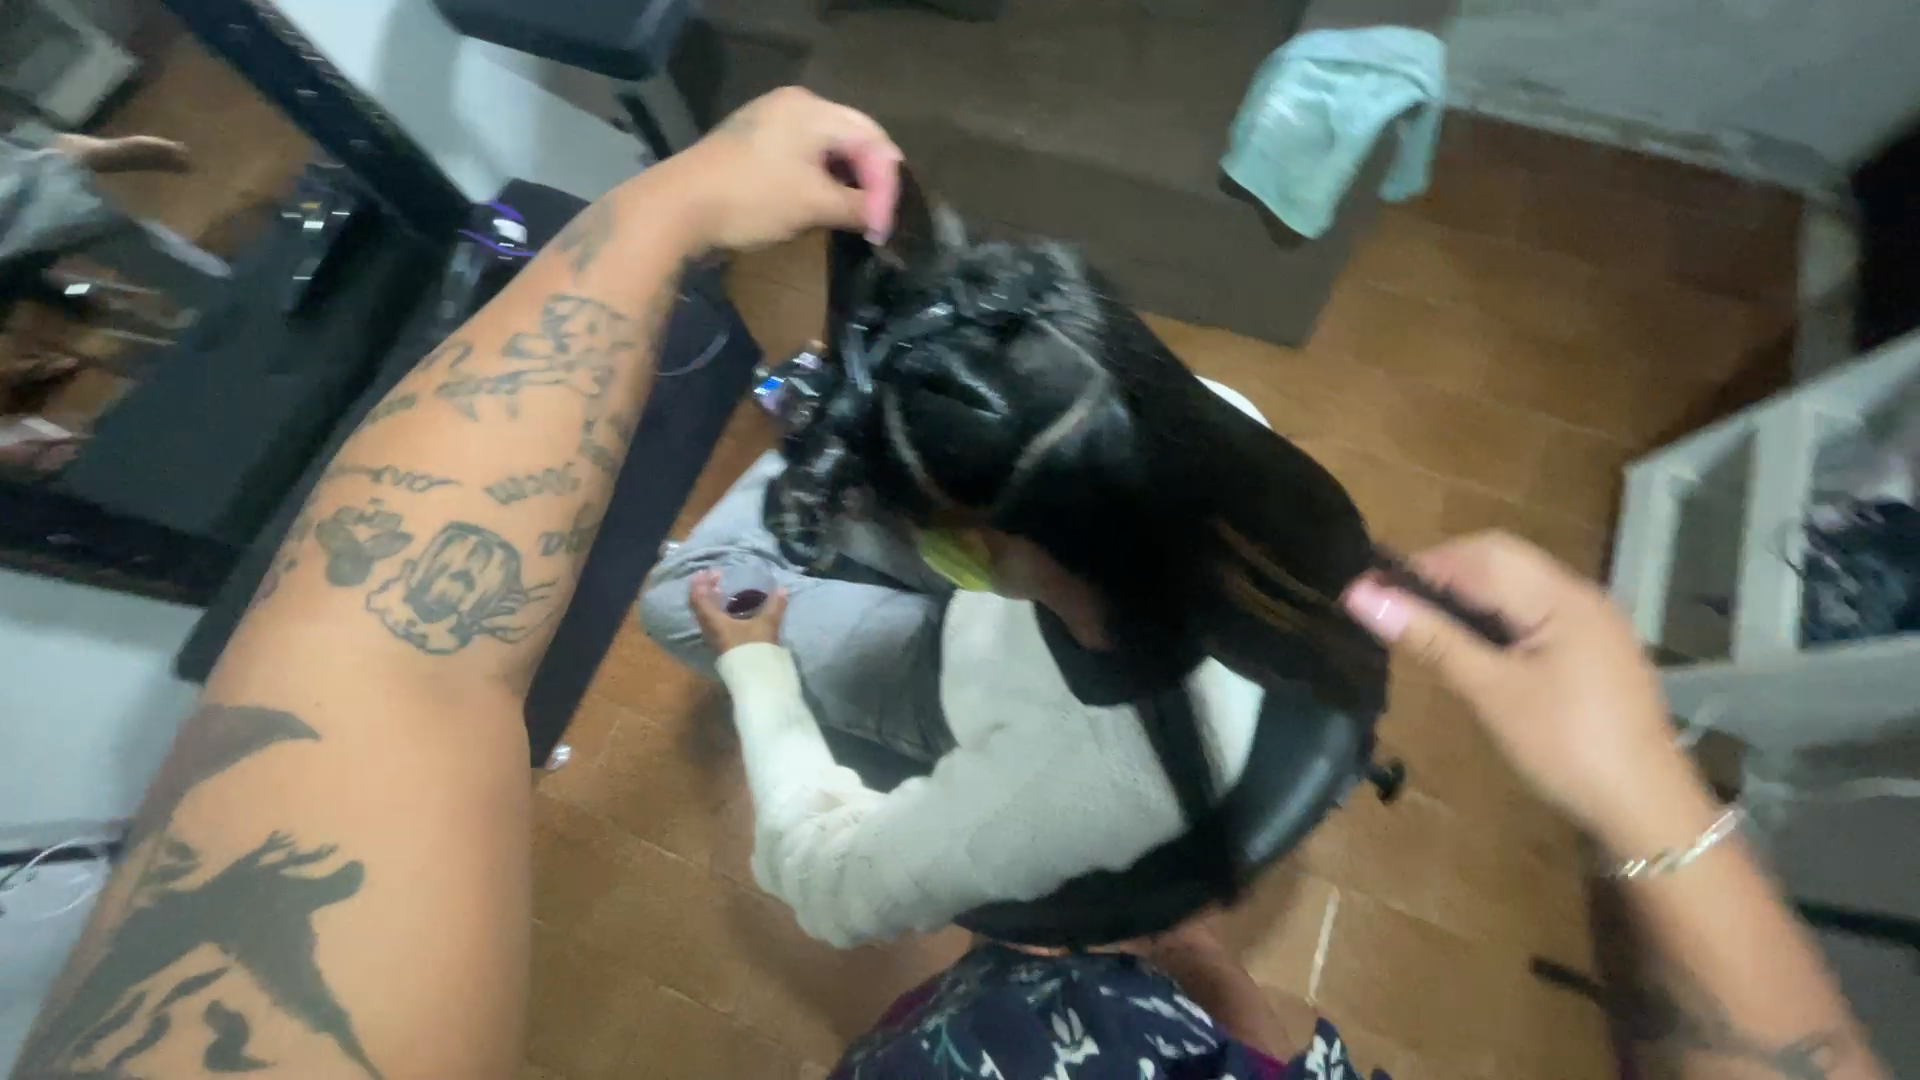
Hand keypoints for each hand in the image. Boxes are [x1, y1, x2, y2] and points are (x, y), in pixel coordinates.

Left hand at [669, 87, 901, 251]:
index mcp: (812, 110)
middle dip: (871, 181)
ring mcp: (774, 123)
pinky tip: (830, 207)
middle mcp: (796, 106)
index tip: (887, 225)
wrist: (680, 208)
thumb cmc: (752, 199)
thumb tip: (882, 221)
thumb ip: (857, 208)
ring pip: (831, 150)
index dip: (886, 184)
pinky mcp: (759, 146)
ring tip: (859, 217)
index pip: (871, 138)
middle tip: (879, 220)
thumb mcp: (813, 205)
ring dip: (849, 184)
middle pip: (853, 139)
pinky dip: (825, 182)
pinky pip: (807, 159)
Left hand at [689, 568, 788, 654]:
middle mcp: (709, 629)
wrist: (755, 678)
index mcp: (713, 621)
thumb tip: (783, 588)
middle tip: (717, 577)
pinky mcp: (722, 645)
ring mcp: (714, 638)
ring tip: (722, 591)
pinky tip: (732, 610)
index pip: (698, 598)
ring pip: (706, 615)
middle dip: (706, 589)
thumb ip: (774, 605)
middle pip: (700, 606)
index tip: (710, 571)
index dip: (701, 583)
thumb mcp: (766, 624)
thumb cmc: (754, 648)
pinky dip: (719, 611)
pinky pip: (714, 623)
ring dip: (712, 601)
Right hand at [1340, 531, 1691, 837]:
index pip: (1479, 554)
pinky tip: (1469, 648)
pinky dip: (1489, 616)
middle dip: (1441, 575)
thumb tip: (1361, 595)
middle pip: (1498, 560)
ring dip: (1463, 595)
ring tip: (1422, 628)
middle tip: (1395, 610)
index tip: (1371, 593)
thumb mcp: (1489, 690)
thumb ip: (1429, 637)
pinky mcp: (1589, 647)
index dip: (1421, 566)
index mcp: (1562, 599)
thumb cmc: (1566, 747)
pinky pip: (1528, 610)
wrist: (1648, 812)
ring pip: (1512, 584)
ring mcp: (1589, 623)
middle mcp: (1580, 597)